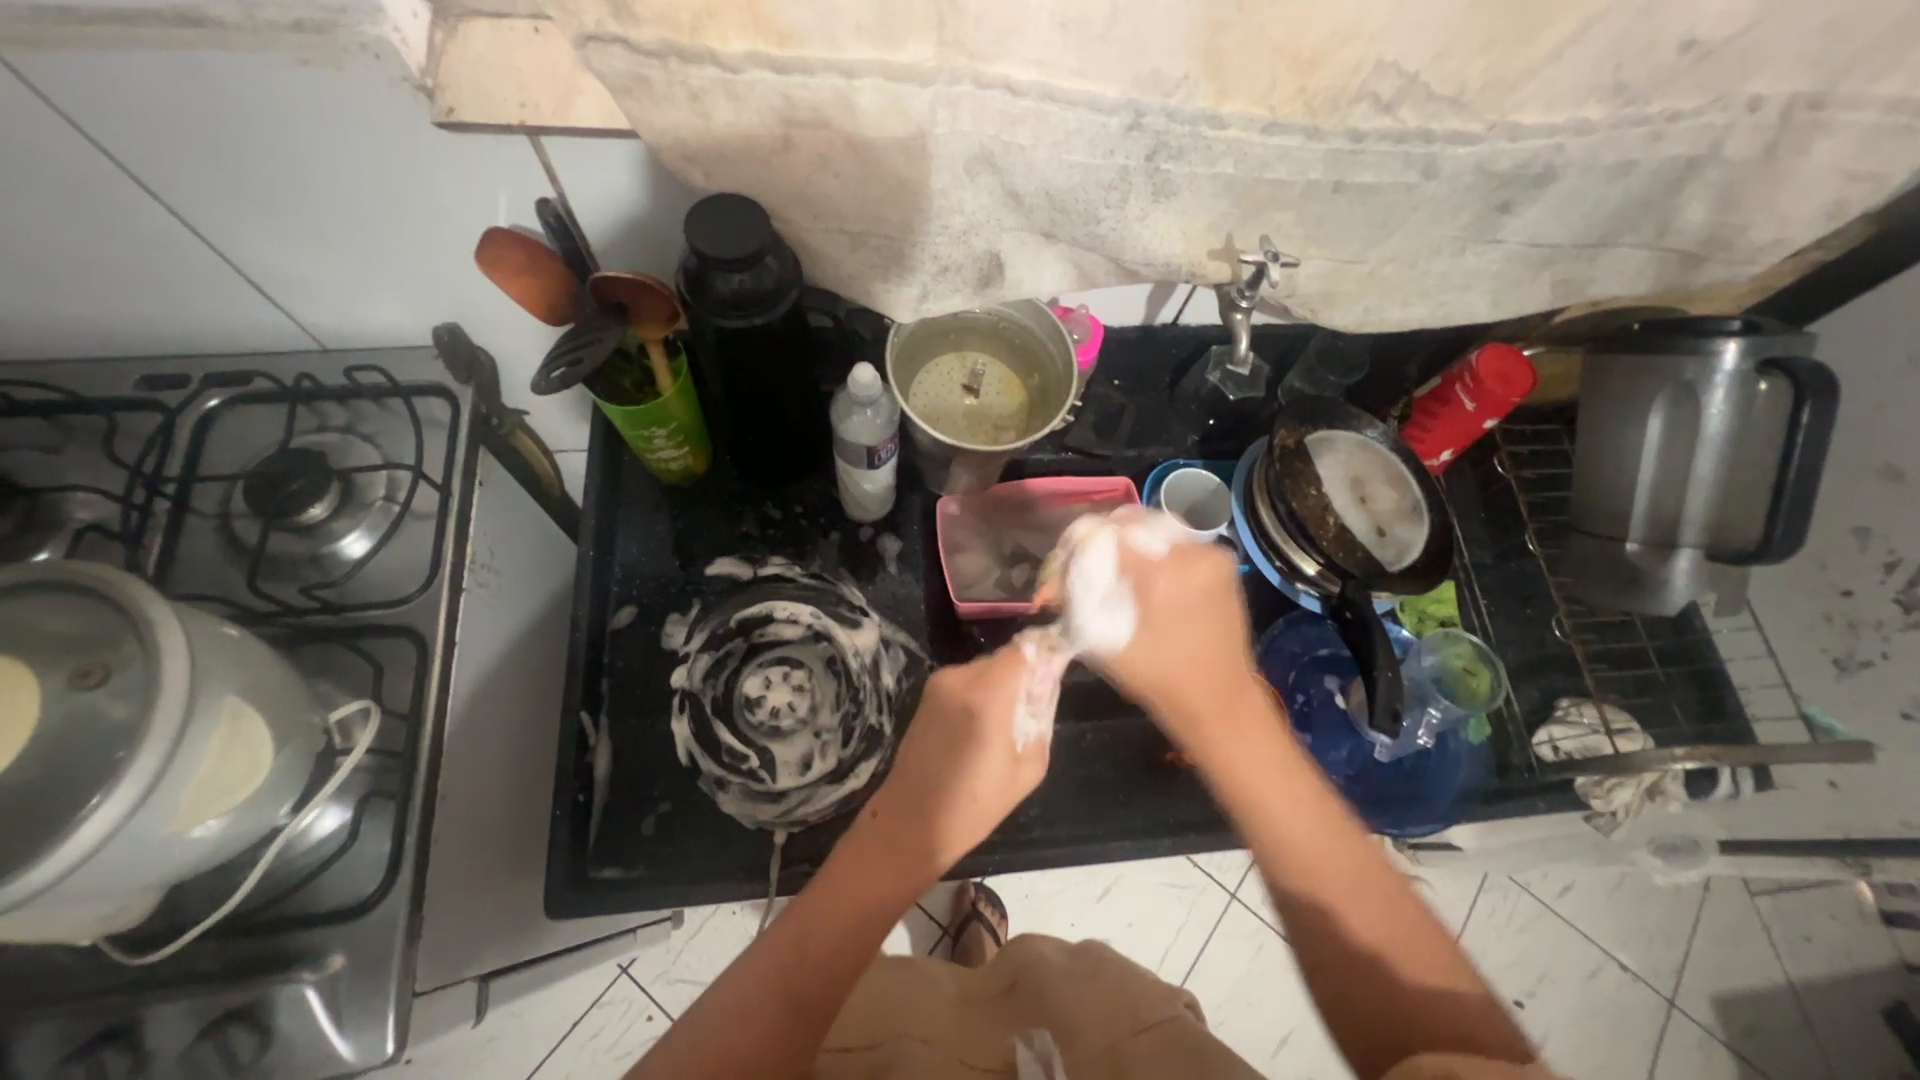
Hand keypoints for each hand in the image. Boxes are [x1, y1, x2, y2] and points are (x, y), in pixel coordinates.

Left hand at [854, 643, 1049, 880]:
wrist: (912, 821)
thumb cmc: (975, 805)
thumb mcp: (1029, 766)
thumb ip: (1042, 715)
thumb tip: (1048, 683)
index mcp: (987, 695)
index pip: (1024, 649)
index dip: (1045, 653)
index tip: (1058, 668)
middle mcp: (960, 678)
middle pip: (1004, 658)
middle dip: (1024, 674)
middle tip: (1036, 706)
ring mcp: (939, 684)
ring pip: (985, 669)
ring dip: (1002, 686)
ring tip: (1008, 725)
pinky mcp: (927, 694)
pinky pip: (966, 682)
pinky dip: (981, 695)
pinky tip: (983, 729)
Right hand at [1075, 533, 1270, 754]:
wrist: (1220, 701)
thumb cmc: (1158, 679)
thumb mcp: (1103, 644)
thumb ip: (1076, 601)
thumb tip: (1056, 576)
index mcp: (1164, 573)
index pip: (1108, 532)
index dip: (1080, 543)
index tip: (1066, 561)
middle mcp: (1192, 553)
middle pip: (1132, 523)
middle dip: (1103, 540)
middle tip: (1084, 565)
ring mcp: (1212, 554)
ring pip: (1155, 528)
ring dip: (1129, 544)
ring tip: (1113, 569)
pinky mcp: (1221, 562)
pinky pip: (1177, 542)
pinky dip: (1154, 552)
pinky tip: (1143, 576)